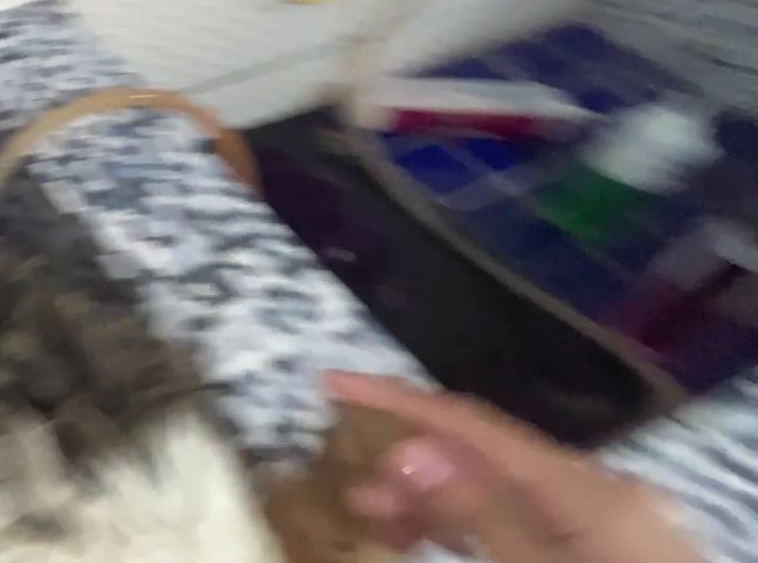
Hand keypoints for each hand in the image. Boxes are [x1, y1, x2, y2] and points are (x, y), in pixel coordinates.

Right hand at [325, 372, 703, 562]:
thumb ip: (479, 509)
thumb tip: (408, 449)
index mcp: (587, 485)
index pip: (468, 419)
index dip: (392, 395)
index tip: (329, 382)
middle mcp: (594, 490)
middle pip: (477, 456)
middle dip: (406, 465)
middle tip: (352, 485)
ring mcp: (600, 524)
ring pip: (491, 492)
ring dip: (428, 501)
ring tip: (372, 519)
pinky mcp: (598, 551)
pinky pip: (515, 522)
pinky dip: (464, 526)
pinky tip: (421, 537)